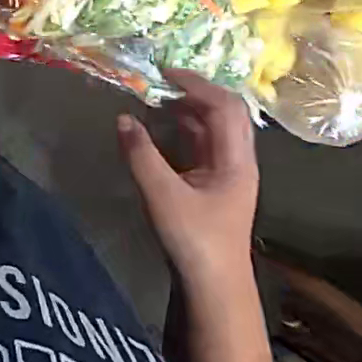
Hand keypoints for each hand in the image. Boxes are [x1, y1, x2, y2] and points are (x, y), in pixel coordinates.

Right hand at [118, 70, 258, 279]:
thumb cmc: (194, 241)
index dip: (196, 84)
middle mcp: (237, 159)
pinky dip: (181, 126)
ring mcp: (227, 171)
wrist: (213, 289)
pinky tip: (158, 126)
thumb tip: (123, 117)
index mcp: (236, 160)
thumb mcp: (162, 195)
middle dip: (194, 90)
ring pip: (213, 126)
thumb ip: (141, 154)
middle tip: (161, 79)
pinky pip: (201, 142)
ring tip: (155, 97)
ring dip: (187, 107)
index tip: (163, 72)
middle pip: (225, 111)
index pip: (224, 107)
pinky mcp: (213, 182)